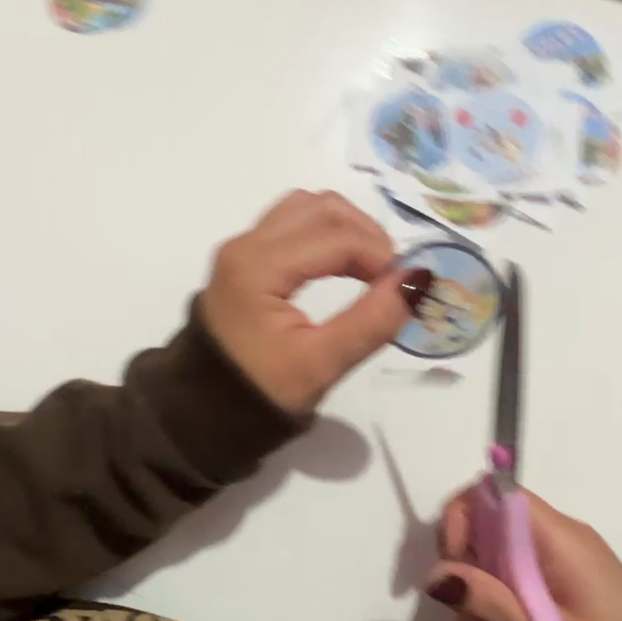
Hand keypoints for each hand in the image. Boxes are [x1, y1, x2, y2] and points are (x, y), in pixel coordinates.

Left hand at [200, 190, 421, 414]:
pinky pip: (290, 227)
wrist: (202, 412)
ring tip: (370, 269)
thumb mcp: (320, 365)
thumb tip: (419, 279)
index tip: (405, 288)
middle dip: (364, 233)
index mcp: (257, 266)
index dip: (380, 255)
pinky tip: (342, 268)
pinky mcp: (243, 261)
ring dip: (344, 228)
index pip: (336, 237)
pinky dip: (323, 235)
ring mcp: (240, 251)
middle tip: (391, 275)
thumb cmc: (260, 392)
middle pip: (319, 208)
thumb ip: (371, 321)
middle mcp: (244, 245)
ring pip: (303, 210)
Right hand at [424, 489, 621, 620]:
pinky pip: (497, 600)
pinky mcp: (538, 597)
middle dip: (457, 586)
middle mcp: (546, 544)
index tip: (452, 564)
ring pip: (482, 578)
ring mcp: (541, 572)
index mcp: (557, 540)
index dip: (461, 519)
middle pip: (479, 539)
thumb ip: (490, 605)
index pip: (495, 494)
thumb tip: (434, 576)